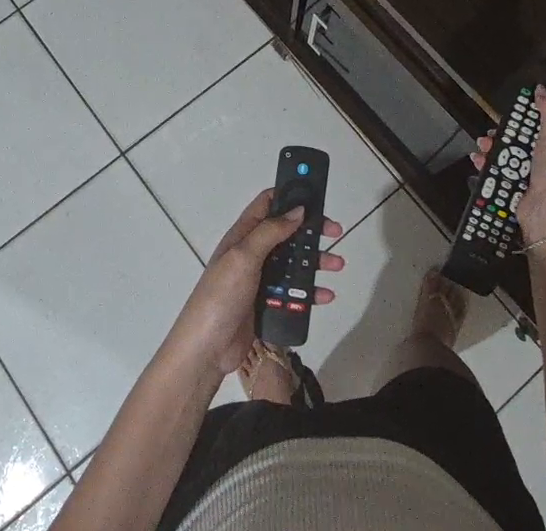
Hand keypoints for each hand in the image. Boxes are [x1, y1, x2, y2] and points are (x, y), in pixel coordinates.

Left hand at [163, 190, 344, 376]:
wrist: (208, 349)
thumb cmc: (221, 296)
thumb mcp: (243, 257)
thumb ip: (270, 232)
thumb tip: (298, 210)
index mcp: (243, 236)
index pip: (266, 205)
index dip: (289, 196)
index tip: (315, 195)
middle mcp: (253, 254)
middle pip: (287, 234)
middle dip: (311, 231)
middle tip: (335, 232)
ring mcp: (260, 280)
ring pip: (294, 264)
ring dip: (316, 263)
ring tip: (338, 265)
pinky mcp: (268, 304)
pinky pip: (295, 294)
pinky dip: (311, 293)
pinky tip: (326, 295)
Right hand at [470, 85, 545, 246]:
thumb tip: (541, 90)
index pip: (530, 132)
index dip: (517, 123)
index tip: (505, 117)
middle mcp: (535, 166)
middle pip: (511, 147)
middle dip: (497, 140)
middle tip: (487, 137)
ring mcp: (521, 181)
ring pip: (500, 162)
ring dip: (488, 154)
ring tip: (480, 150)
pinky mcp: (509, 194)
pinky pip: (492, 178)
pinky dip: (483, 170)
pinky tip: (477, 164)